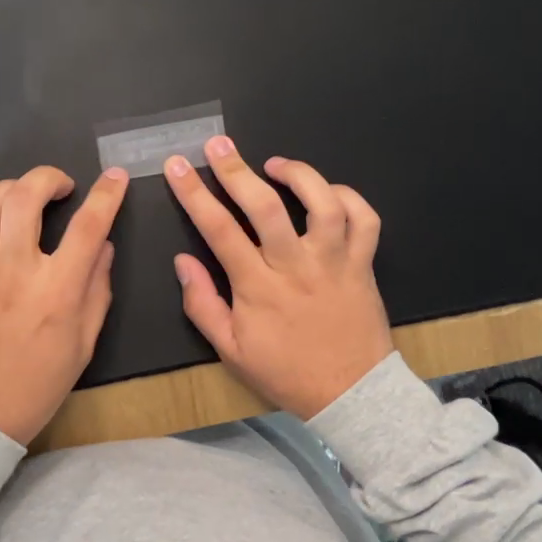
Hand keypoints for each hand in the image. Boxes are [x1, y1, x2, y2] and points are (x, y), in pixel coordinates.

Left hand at [0, 165, 129, 443]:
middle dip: (48, 177)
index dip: (106, 195)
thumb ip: (96, 290)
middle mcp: (14, 272)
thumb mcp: (83, 344)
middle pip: (26, 199)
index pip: (87, 227)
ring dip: (9, 189)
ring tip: (23, 196)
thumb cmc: (38, 384)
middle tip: (61, 186)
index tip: (115, 177)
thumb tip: (103, 246)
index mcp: (56, 291)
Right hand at [165, 138, 392, 419]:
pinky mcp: (363, 265)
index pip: (219, 229)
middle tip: (218, 145)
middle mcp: (296, 267)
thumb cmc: (286, 372)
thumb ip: (201, 304)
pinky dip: (348, 197)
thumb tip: (182, 261)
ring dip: (299, 175)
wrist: (351, 396)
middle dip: (237, 170)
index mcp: (258, 288)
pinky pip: (364, 221)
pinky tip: (326, 191)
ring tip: (275, 164)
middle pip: (266, 206)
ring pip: (323, 205)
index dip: (194, 193)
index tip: (177, 166)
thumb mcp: (230, 350)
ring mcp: (334, 263)